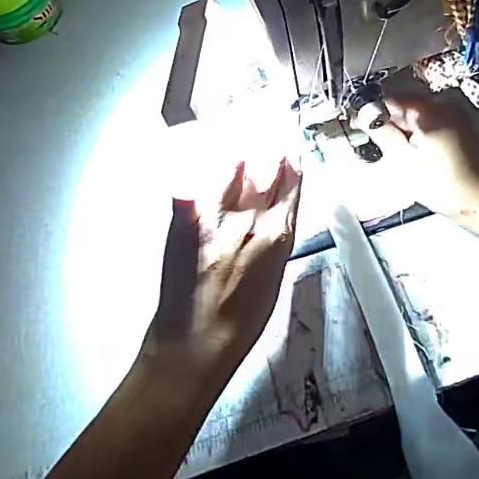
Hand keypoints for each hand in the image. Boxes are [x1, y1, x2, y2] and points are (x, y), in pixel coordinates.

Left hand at [141, 158, 301, 395]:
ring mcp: (214, 219)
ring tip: (245, 141)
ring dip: (242, 156)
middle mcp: (248, 224)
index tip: (293, 151)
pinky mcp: (185, 221)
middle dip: (269, 153)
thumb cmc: (239, 322)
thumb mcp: (273, 279)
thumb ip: (274, 240)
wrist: (194, 344)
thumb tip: (275, 213)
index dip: (293, 167)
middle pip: (264, 175)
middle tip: (271, 135)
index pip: (291, 189)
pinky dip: (210, 171)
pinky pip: (201, 184)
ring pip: (234, 173)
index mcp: (276, 240)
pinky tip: (215, 157)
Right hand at [357, 94, 478, 220]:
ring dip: (406, 131)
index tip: (365, 130)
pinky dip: (421, 135)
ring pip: (417, 117)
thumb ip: (381, 132)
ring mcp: (456, 117)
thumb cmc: (441, 183)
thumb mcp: (402, 159)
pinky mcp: (461, 129)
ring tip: (404, 156)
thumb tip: (365, 115)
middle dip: (391, 124)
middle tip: (386, 149)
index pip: (390, 100)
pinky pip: (431, 124)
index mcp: (429, 111)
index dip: (374, 114)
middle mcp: (445, 107)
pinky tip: (420, 156)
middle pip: (405, 107)